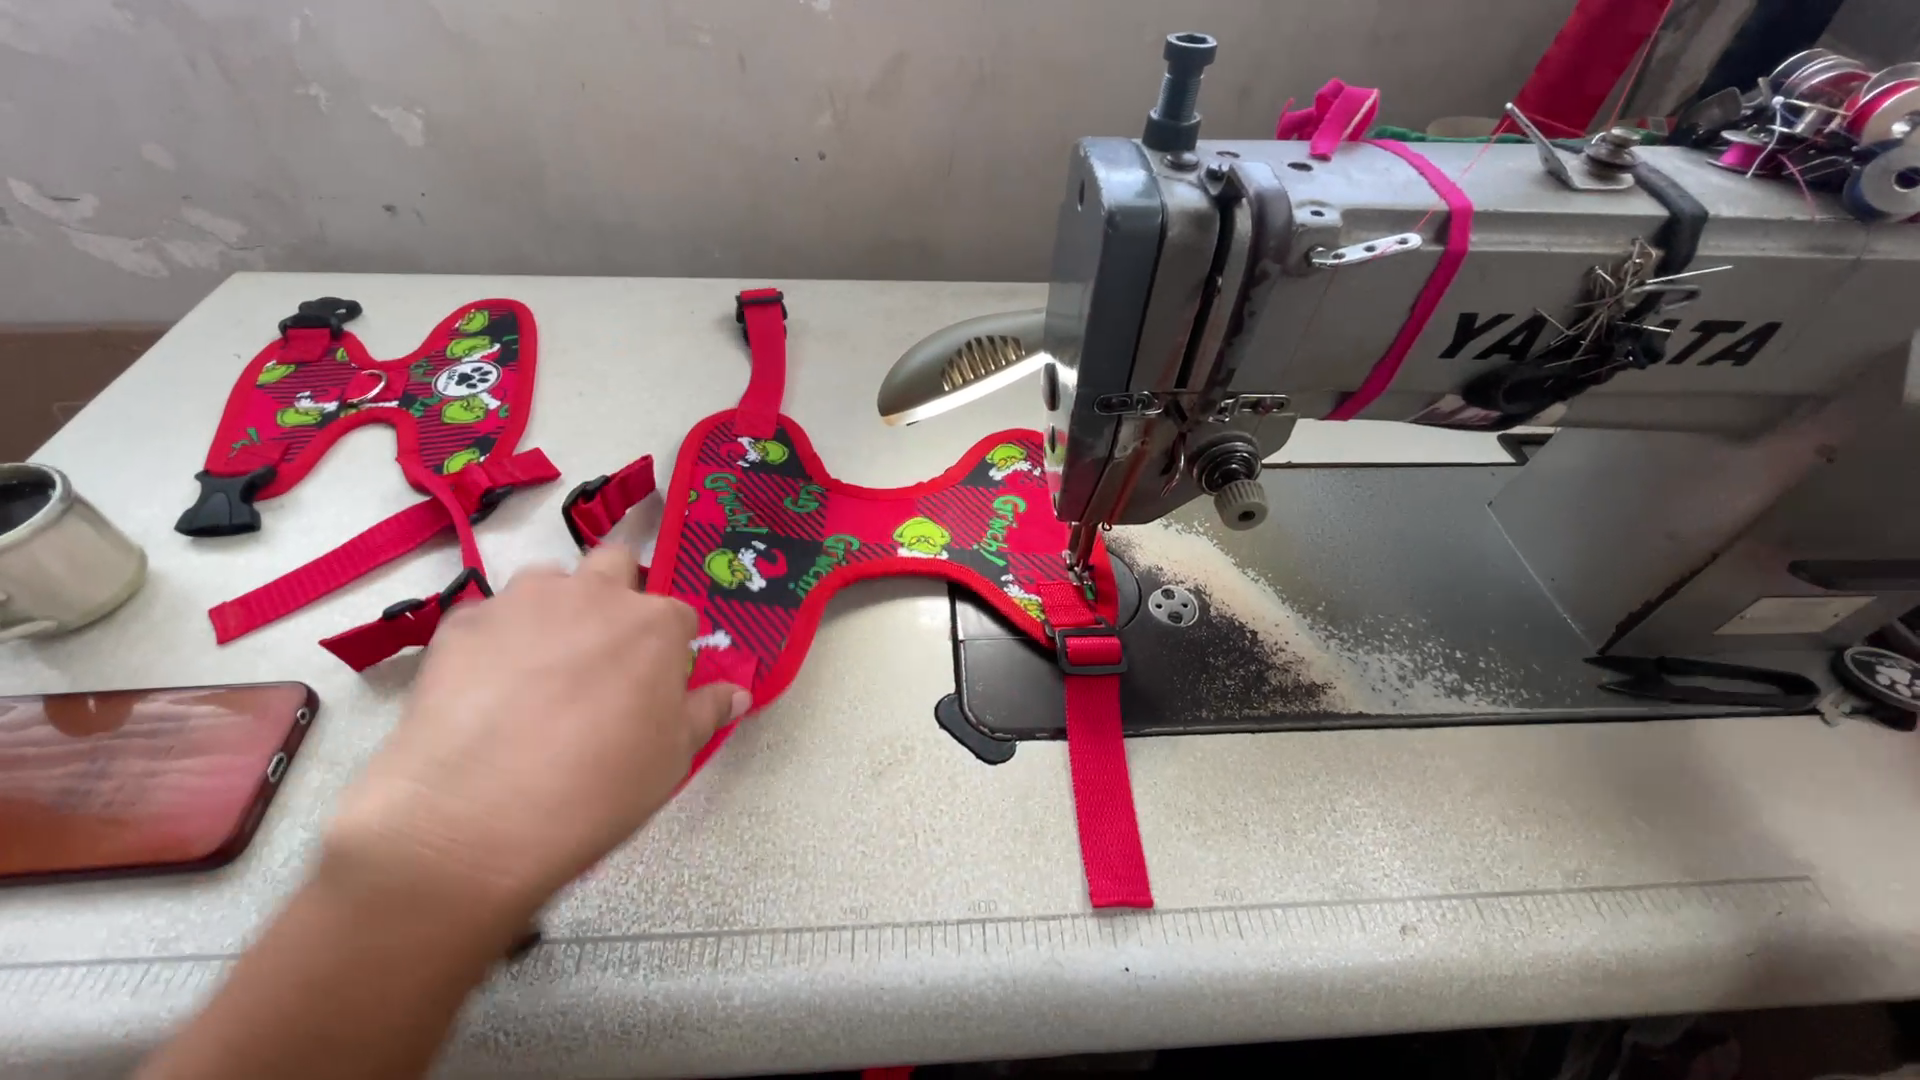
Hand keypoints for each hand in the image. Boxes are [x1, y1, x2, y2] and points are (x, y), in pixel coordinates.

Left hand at [323, 546, 747, 928]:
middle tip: (604, 652)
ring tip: (541, 664)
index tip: (657, 682)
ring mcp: (523, 602)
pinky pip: (490, 616)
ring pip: (549, 580)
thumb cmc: (597, 788)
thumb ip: (706, 713)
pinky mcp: (462, 623)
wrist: (473, 816)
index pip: (679, 616)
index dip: (671, 647)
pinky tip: (487, 687)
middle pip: (617, 565)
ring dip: (556, 607)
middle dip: (617, 594)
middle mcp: (594, 595)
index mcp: (655, 625)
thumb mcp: (672, 759)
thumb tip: (737, 692)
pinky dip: (498, 638)